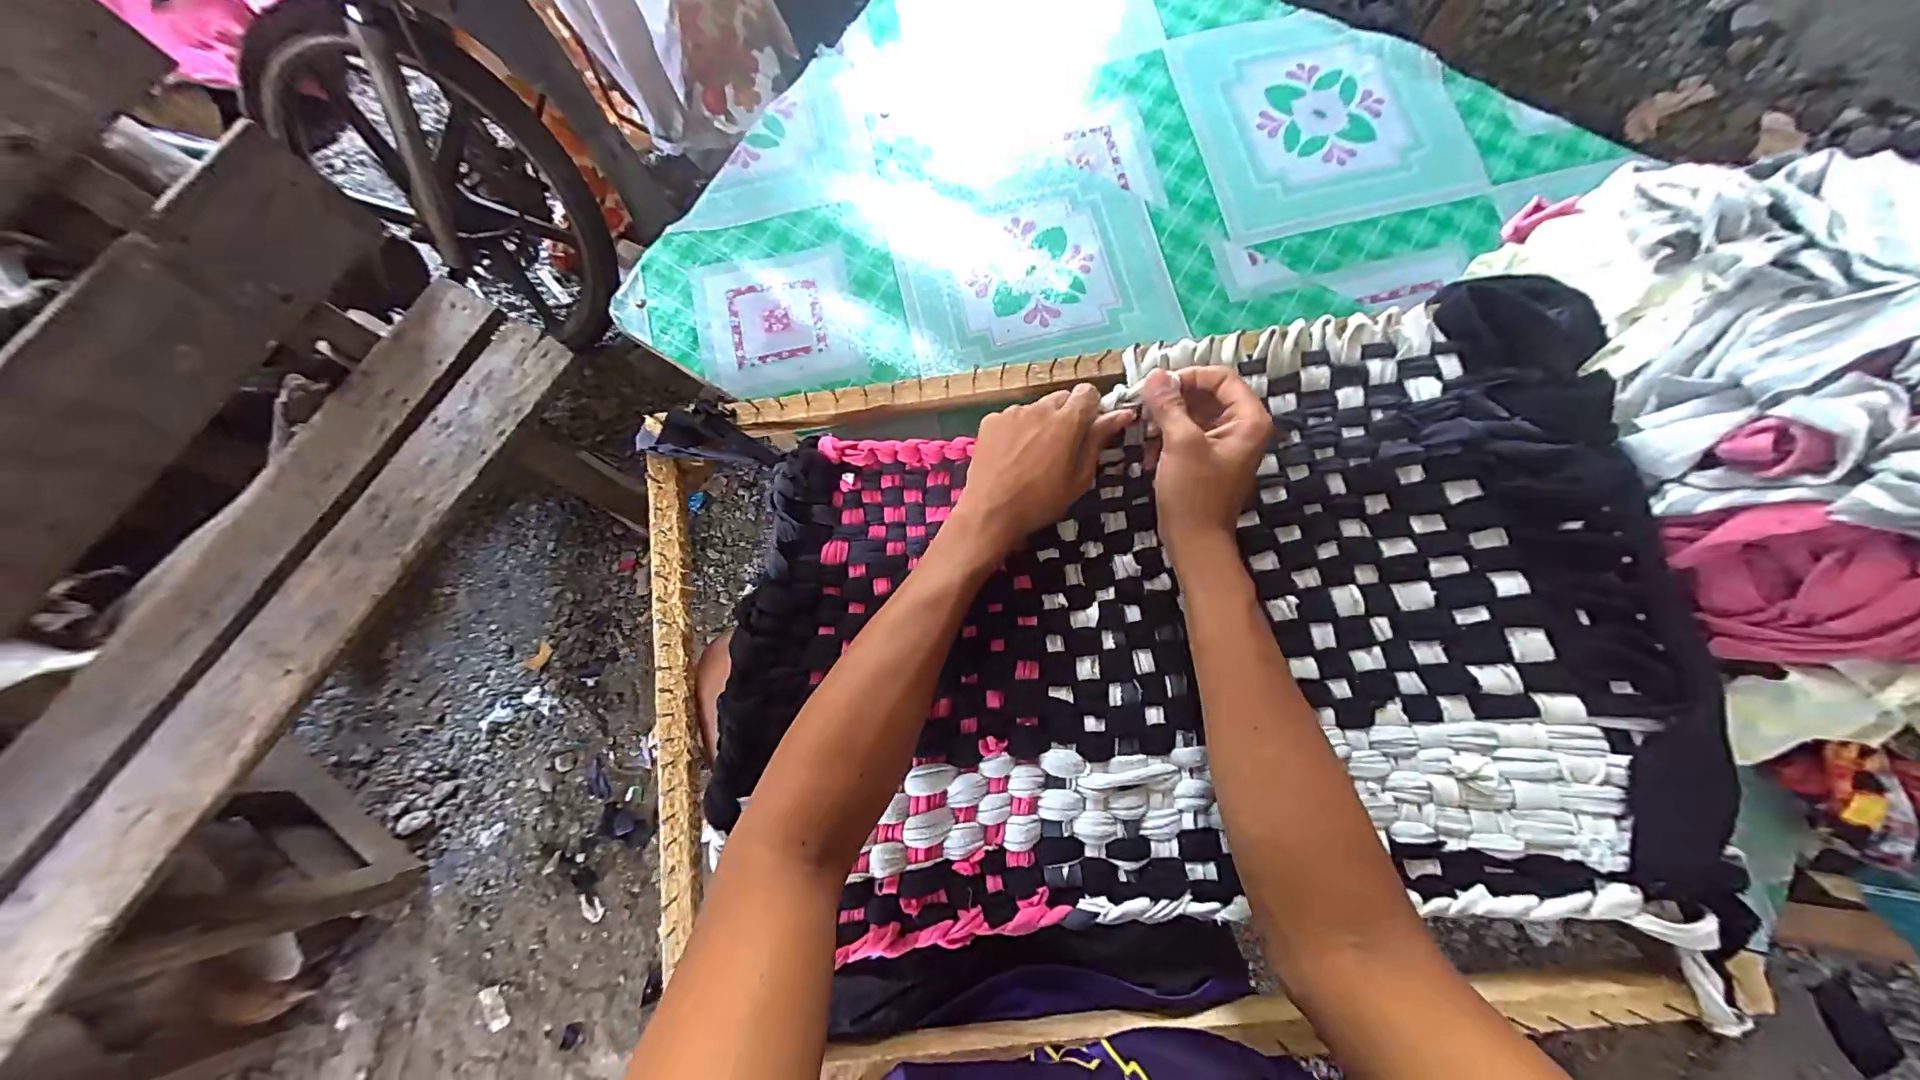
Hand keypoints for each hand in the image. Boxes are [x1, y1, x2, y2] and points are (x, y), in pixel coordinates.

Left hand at [944, 384, 1135, 560]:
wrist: (990, 512)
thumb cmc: (1041, 501)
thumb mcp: (1079, 477)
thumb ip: (1098, 440)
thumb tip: (1122, 413)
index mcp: (1067, 421)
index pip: (1088, 392)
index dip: (1091, 408)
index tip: (1088, 428)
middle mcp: (1039, 408)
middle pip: (1062, 397)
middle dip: (1066, 415)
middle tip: (1061, 446)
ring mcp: (1012, 412)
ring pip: (1035, 408)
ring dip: (1040, 422)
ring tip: (1032, 455)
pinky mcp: (990, 421)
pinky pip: (1011, 417)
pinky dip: (1015, 430)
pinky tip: (1010, 455)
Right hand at [1138, 367, 1270, 560]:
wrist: (1194, 541)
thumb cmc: (1193, 493)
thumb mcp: (1180, 444)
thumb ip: (1169, 406)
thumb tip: (1156, 375)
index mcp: (1248, 420)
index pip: (1221, 378)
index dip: (1188, 376)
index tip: (1157, 386)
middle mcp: (1242, 428)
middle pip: (1206, 395)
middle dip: (1173, 400)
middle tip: (1144, 408)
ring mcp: (1224, 445)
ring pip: (1193, 415)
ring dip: (1166, 420)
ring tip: (1144, 433)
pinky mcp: (1207, 459)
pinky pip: (1187, 435)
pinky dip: (1167, 438)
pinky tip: (1150, 454)